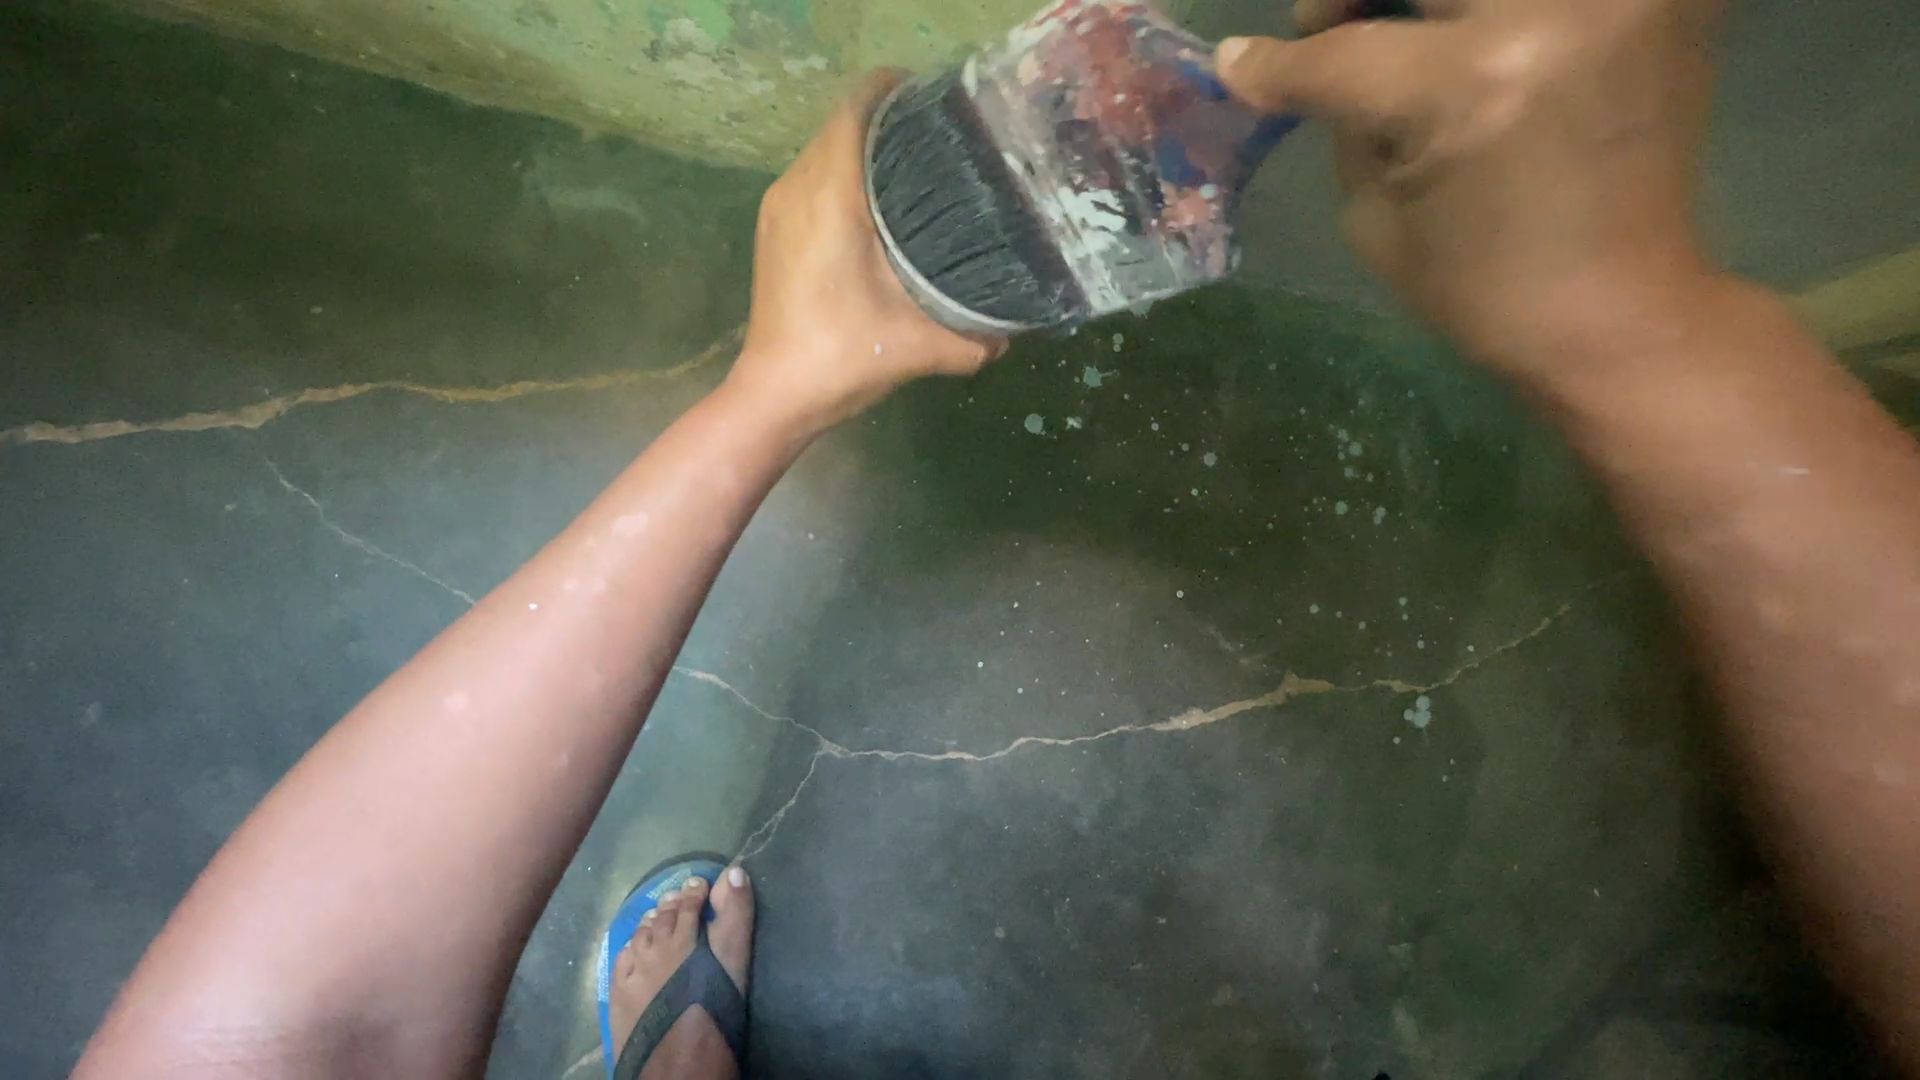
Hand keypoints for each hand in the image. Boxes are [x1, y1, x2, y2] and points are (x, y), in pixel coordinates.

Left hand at [729, 70, 1003, 432]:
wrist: (776, 394)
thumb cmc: (842, 358)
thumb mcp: (919, 348)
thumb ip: (973, 341)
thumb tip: (1010, 336)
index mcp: (831, 194)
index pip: (858, 106)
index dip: (896, 92)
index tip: (939, 106)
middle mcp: (798, 186)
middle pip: (841, 124)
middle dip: (888, 124)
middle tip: (941, 145)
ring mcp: (778, 208)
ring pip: (823, 152)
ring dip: (863, 152)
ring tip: (914, 173)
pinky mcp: (772, 231)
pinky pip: (810, 180)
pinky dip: (842, 178)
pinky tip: (875, 213)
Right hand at [1218, 0, 1723, 380]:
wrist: (1608, 307)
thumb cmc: (1473, 284)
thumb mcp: (1373, 215)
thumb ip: (1346, 118)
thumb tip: (1310, 60)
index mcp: (1468, 89)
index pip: (1344, 51)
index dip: (1276, 62)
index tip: (1236, 62)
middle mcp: (1552, 10)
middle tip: (1327, 22)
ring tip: (1402, 27)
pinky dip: (1487, 14)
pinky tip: (1469, 43)